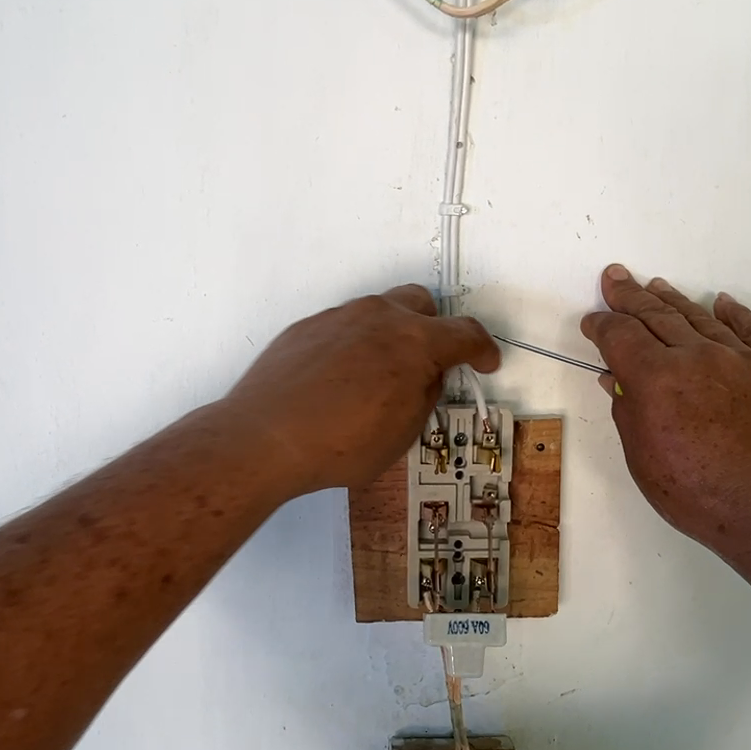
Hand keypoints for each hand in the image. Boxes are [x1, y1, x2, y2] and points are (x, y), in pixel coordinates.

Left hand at [223, 285, 499, 493]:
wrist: (265, 438)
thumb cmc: (338, 444)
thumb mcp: (402, 433)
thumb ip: (424, 396)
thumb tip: (427, 378)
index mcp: (414, 342)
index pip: (465, 334)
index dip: (482, 349)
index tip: (485, 362)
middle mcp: (379, 317)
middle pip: (422, 305)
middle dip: (436, 329)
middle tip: (432, 363)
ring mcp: (340, 317)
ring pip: (380, 311)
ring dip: (393, 335)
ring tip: (382, 376)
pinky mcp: (308, 326)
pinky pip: (345, 326)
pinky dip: (356, 344)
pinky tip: (343, 379)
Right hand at [581, 264, 750, 565]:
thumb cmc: (701, 495)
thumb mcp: (644, 462)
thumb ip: (629, 415)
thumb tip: (617, 381)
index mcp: (657, 378)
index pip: (620, 337)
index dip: (602, 326)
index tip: (591, 320)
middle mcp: (697, 356)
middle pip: (657, 316)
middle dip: (630, 296)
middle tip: (614, 277)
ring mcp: (739, 359)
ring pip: (699, 317)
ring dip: (672, 299)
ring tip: (655, 284)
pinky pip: (749, 330)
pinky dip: (733, 313)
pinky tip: (721, 302)